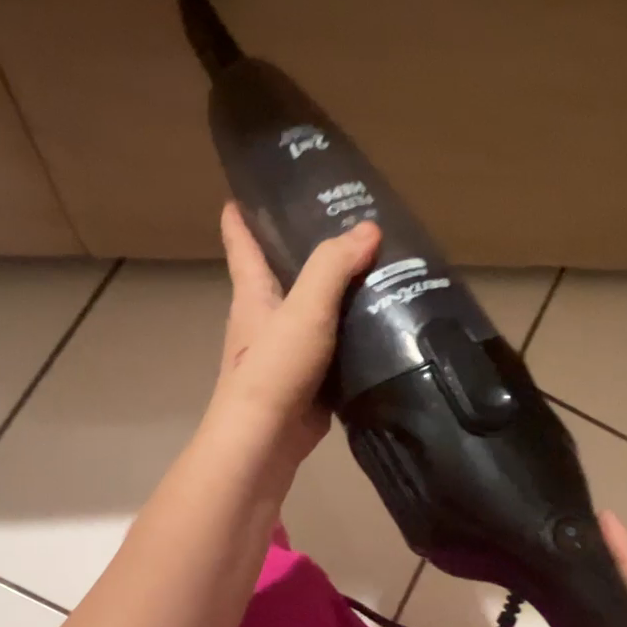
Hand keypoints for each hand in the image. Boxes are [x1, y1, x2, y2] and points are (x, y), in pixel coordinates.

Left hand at [209, 203, 378, 475]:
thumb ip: (334, 267)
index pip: (241, 241)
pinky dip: (353, 331)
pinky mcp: (309, 379)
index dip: (244, 211)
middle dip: (308, 247)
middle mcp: (265, 317)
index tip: (255, 184)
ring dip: (339, 292)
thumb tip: (369, 227)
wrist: (265, 441)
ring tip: (379, 268)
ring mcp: (287, 351)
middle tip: (349, 222)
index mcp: (253, 292)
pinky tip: (384, 323)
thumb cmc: (274, 368)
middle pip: (284, 272)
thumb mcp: (305, 309)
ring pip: (314, 310)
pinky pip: (335, 345)